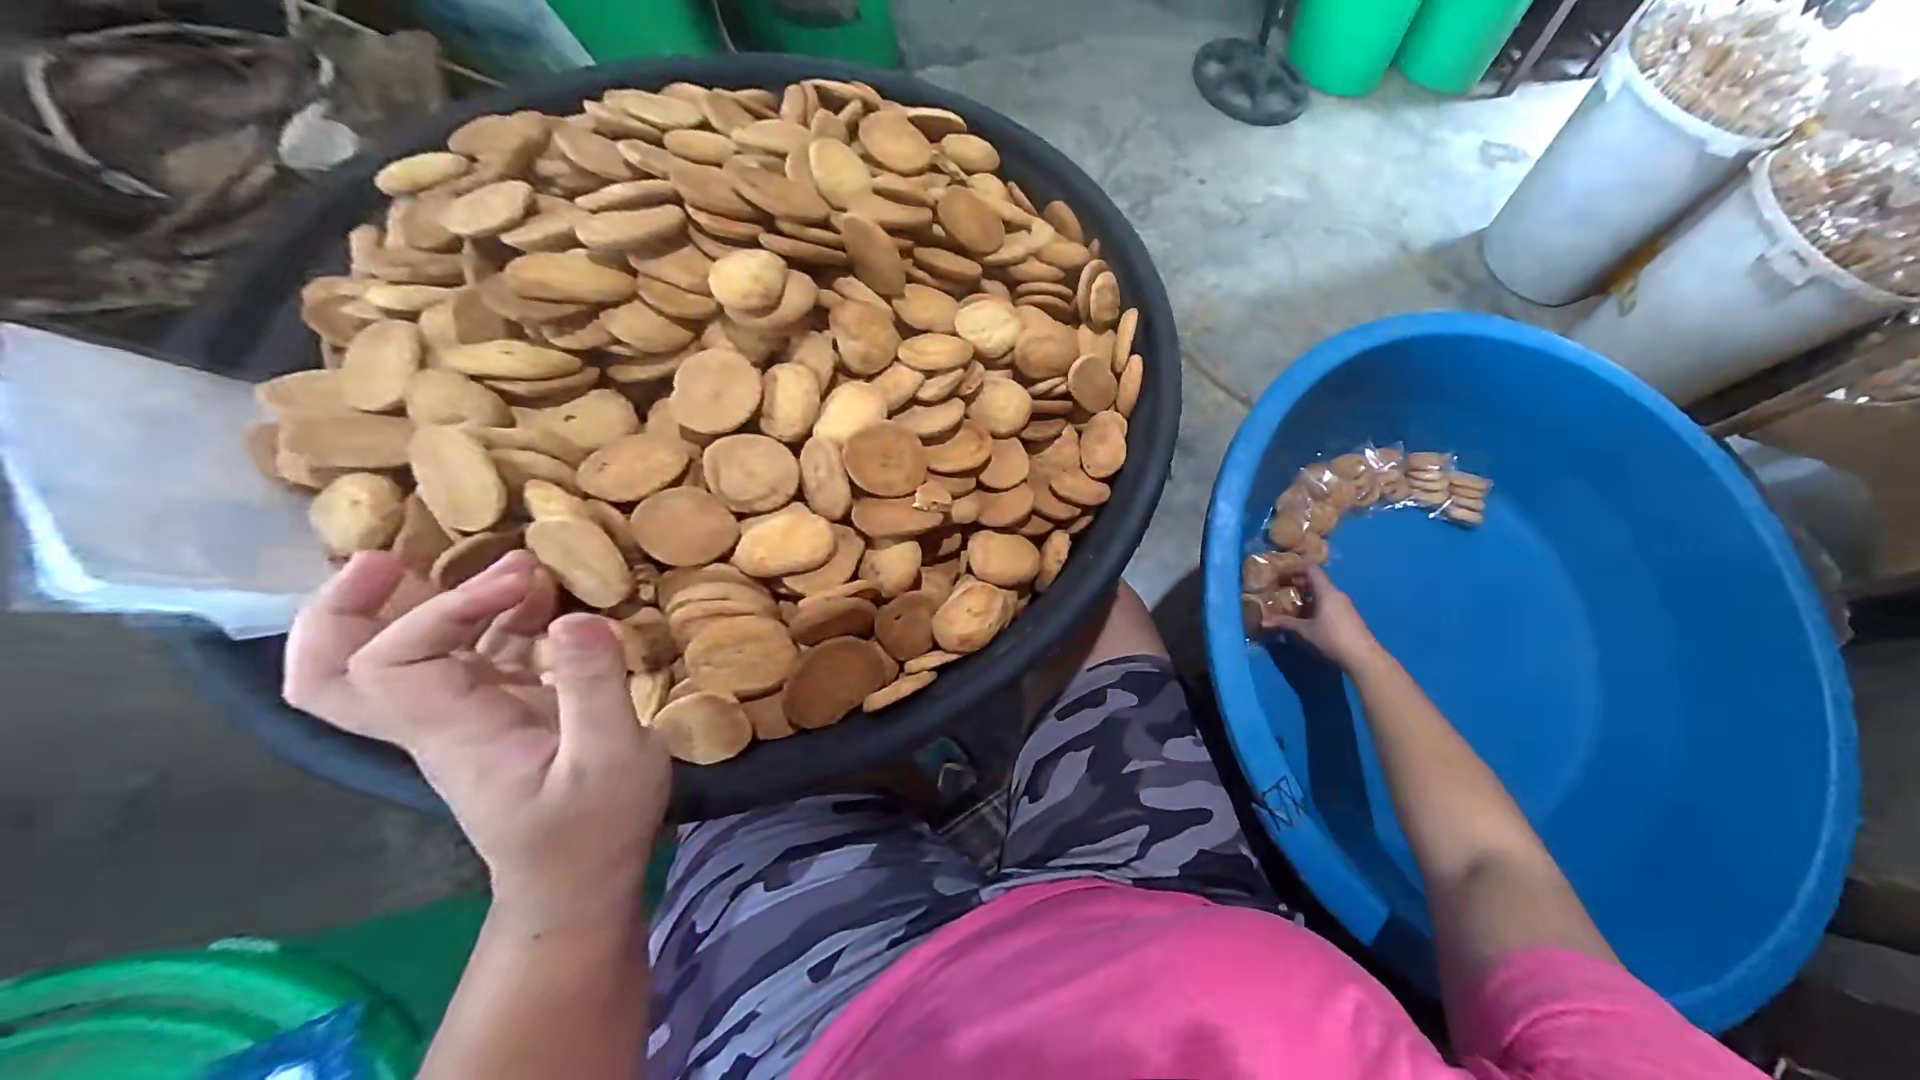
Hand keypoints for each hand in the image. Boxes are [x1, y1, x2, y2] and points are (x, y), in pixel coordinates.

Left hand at [284, 550, 670, 930]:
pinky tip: (544, 598)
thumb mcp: (610, 760)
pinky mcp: (502, 714)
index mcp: (450, 732)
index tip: (518, 582)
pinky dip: (497, 618)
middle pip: (335, 673)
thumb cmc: (593, 829)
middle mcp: (439, 719)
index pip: (387, 661)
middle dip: (345, 610)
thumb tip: (576, 615)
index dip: (441, 608)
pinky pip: (476, 655)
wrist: (581, 882)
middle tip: (393, 561)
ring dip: (442, 600)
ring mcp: (467, 716)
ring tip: (516, 566)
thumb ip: (593, 687)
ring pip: (407, 654)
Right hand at [1270, 567, 1385, 670]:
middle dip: (1299, 583)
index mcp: (1326, 592)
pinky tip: (1307, 616)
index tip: (1281, 574)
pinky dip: (1316, 603)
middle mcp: (1336, 594)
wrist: (1362, 655)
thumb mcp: (1305, 630)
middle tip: (1282, 589)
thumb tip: (1263, 621)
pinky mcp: (1347, 614)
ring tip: (1291, 603)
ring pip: (1323, 592)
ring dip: (1308, 595)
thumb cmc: (1331, 637)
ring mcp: (1344, 604)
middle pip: (1317, 581)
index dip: (1296, 569)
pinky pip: (1329, 602)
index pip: (1312, 570)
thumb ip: (1284, 623)